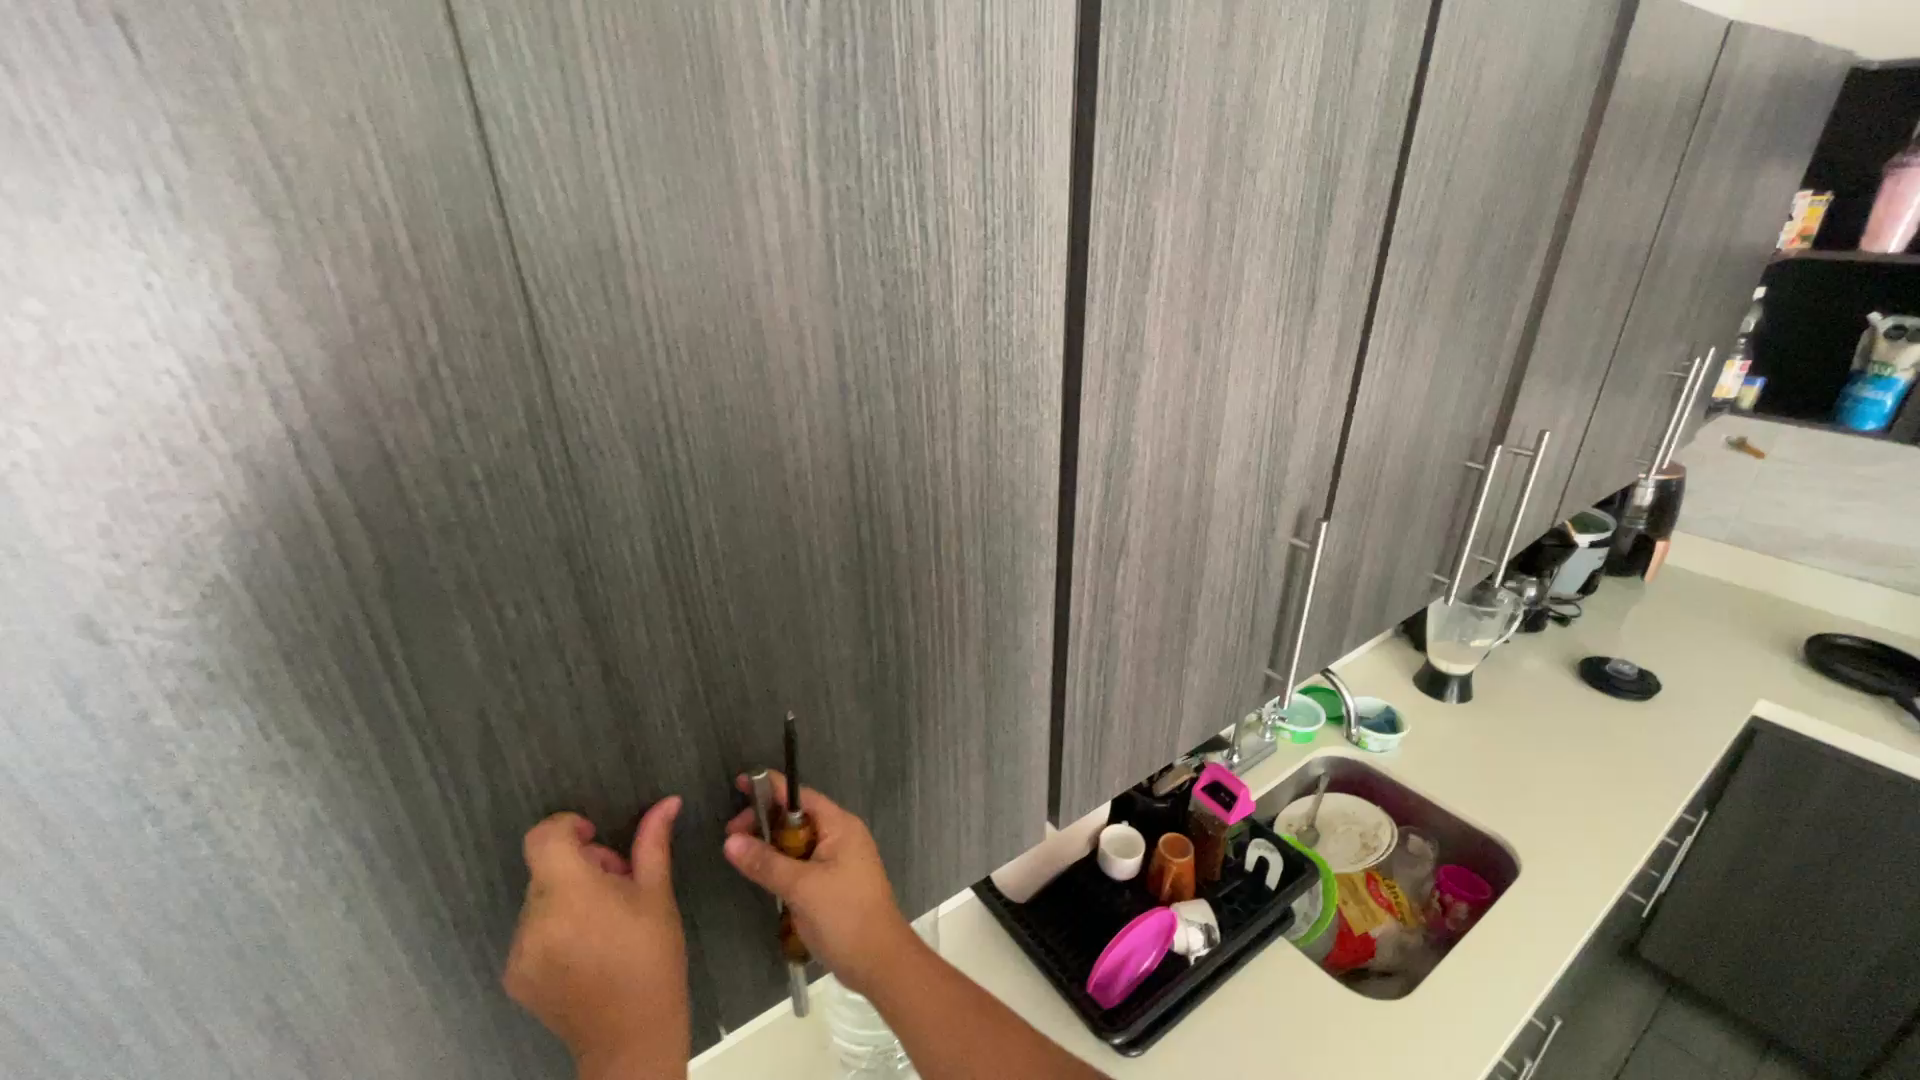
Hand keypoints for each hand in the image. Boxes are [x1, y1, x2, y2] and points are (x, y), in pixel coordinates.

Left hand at [503, 798, 688, 1079]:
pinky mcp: (514, 975)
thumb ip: (652, 843)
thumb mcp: (658, 894)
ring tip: (604, 924)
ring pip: (540, 900)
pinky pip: (531, 932)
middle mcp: (536, 918)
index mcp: (572, 893)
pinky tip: (585, 951)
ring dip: (568, 898)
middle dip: (581, 867)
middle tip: (617, 887)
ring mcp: (520, 950)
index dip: (565, 826)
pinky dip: (555, 929)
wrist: (631, 1035)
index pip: (543, 837)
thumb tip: (667, 802)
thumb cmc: (653, 957)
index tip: (593, 837)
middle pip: (546, 869)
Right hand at [723, 773, 918, 995]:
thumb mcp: (801, 887)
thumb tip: (730, 841)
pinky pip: (802, 864)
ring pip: (797, 843)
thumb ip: (766, 862)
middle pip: (796, 818)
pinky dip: (782, 866)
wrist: (879, 962)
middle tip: (732, 838)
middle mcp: (841, 836)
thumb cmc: (845, 916)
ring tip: (742, 856)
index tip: (739, 785)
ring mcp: (838, 860)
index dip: (770, 788)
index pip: (800, 796)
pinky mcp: (833, 883)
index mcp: (840, 826)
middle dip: (764, 823)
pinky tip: (762, 876)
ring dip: (771, 847)